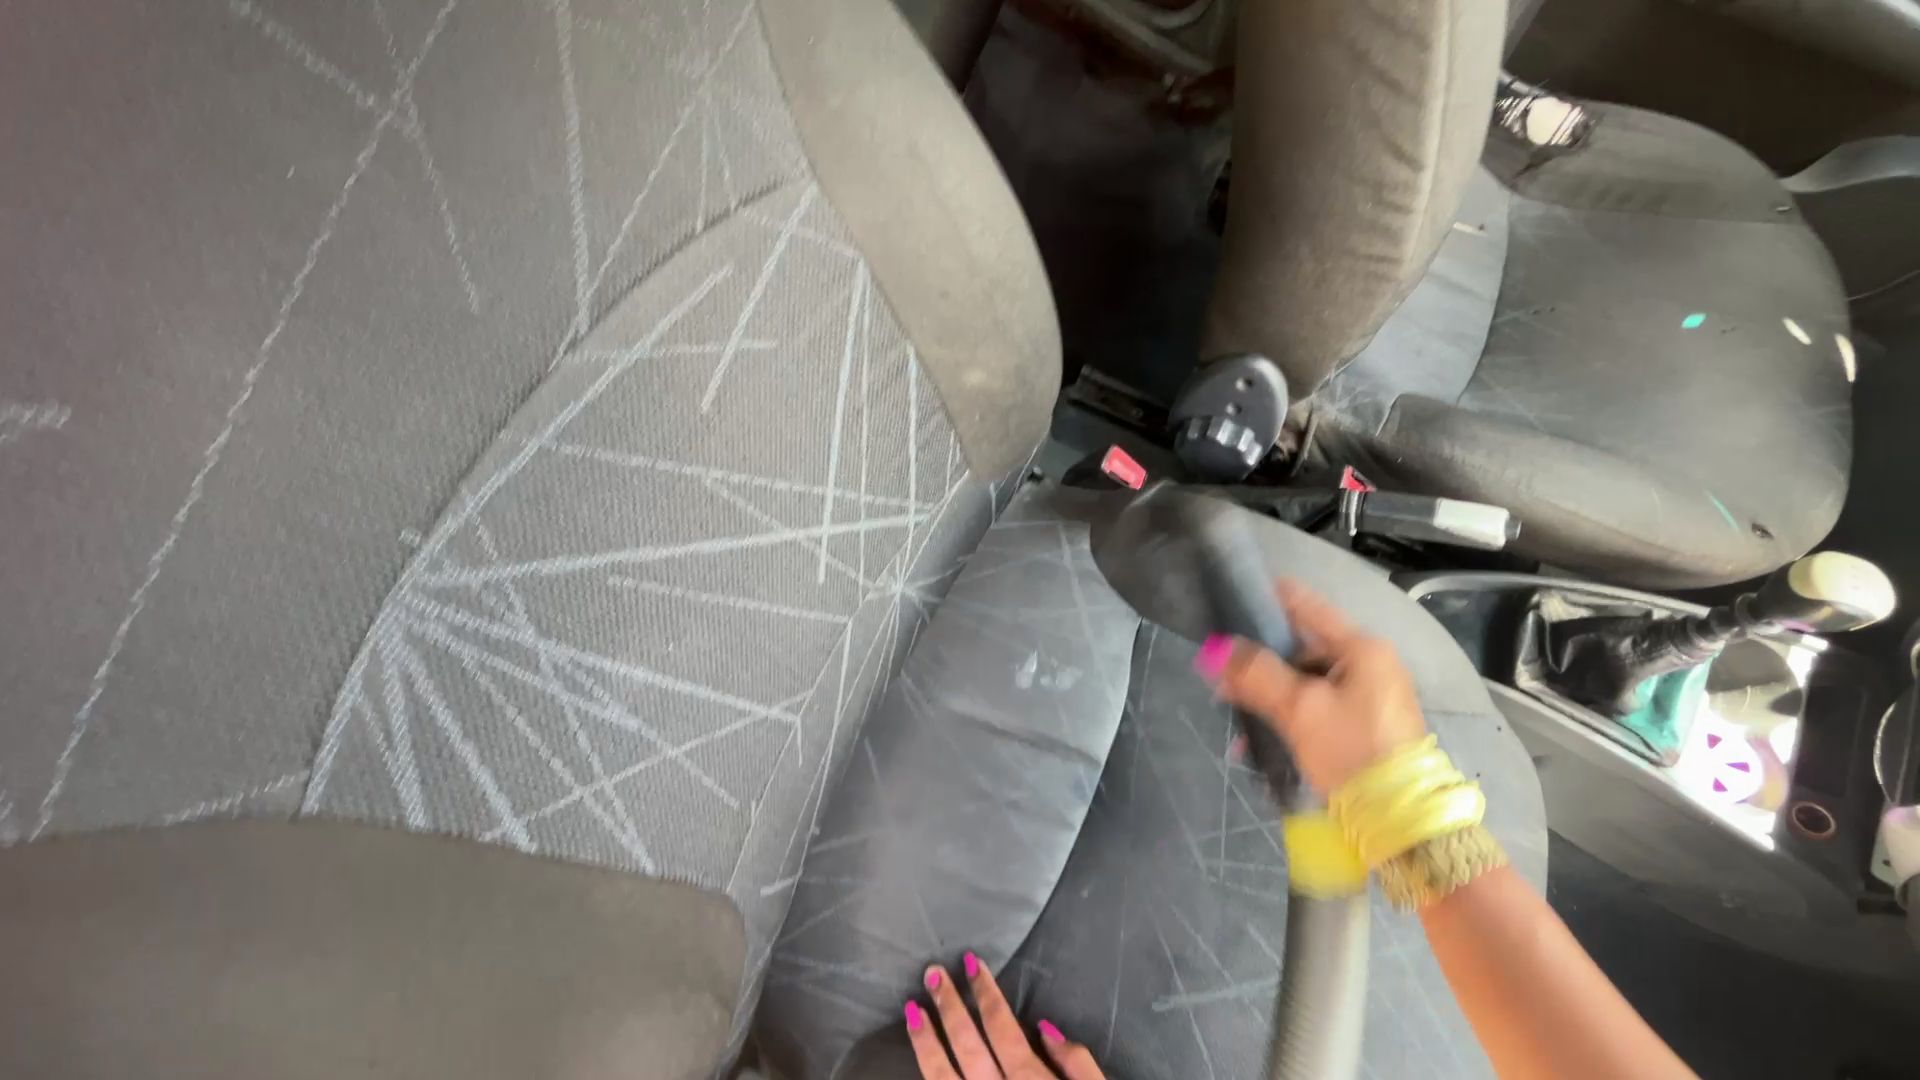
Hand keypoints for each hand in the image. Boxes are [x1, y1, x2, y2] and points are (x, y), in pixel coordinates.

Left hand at [906, 954, 1103, 1079]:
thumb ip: (1078, 1066)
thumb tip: (1045, 1027)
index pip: (1001, 1027)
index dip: (985, 992)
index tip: (970, 963)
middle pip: (967, 1044)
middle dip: (948, 1005)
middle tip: (930, 972)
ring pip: (943, 1078)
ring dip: (925, 1042)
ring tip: (910, 1009)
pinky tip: (918, 1068)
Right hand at [1199, 580, 1426, 792]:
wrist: (1400, 820)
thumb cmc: (1352, 750)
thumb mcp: (1300, 709)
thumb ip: (1255, 675)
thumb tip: (1213, 650)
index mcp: (1361, 649)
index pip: (1307, 606)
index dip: (1268, 601)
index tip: (1231, 602)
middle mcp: (1368, 665)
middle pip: (1300, 650)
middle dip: (1259, 666)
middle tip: (1223, 679)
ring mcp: (1367, 697)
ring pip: (1303, 683)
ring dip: (1267, 699)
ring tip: (1235, 717)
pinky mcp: (1361, 727)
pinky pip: (1314, 710)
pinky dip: (1286, 720)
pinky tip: (1258, 744)